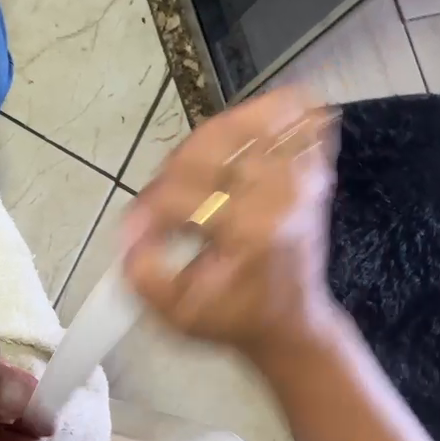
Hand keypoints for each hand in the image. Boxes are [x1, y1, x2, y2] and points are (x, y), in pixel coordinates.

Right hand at [120, 88, 346, 362]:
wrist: (291, 324)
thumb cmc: (234, 319)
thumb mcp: (177, 314)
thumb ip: (143, 275)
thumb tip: (128, 235)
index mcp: (251, 231)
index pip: (182, 195)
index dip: (146, 213)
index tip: (133, 236)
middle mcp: (281, 194)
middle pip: (212, 144)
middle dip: (172, 170)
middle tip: (161, 198)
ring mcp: (301, 176)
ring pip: (252, 119)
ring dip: (210, 141)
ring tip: (190, 171)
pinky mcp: (311, 168)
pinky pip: (295, 116)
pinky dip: (263, 120)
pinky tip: (236, 142)